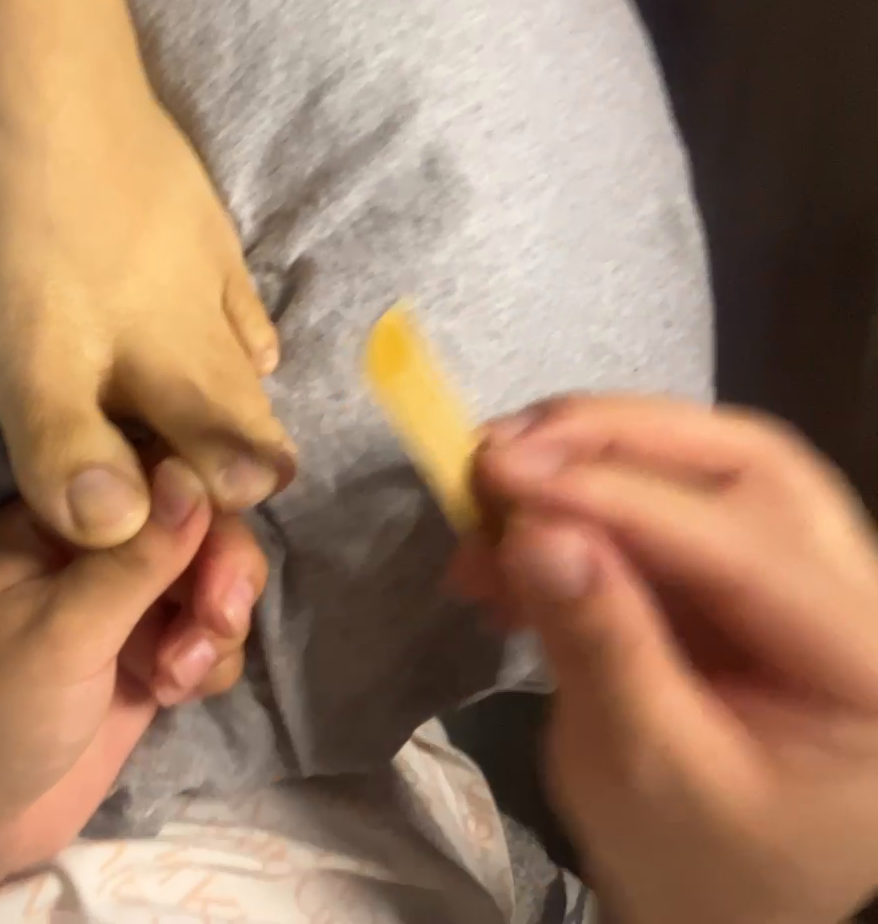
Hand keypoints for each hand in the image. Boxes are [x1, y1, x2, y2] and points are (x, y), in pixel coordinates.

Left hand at [0, 82, 294, 549]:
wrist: (49, 96)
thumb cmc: (33, 243)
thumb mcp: (29, 364)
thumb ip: (71, 453)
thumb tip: (124, 531)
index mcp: (187, 376)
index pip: (246, 465)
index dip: (224, 501)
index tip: (179, 510)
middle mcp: (219, 332)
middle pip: (251, 415)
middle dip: (230, 455)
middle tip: (179, 466)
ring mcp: (218, 269)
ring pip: (244, 355)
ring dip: (223, 394)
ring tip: (182, 412)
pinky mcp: (199, 221)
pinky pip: (232, 295)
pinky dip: (223, 328)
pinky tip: (206, 330)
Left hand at [0, 459, 264, 887]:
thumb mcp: (66, 629)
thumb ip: (136, 559)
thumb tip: (192, 473)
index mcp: (50, 522)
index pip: (144, 477)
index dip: (197, 506)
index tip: (220, 560)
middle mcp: (87, 551)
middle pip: (188, 526)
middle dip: (214, 573)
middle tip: (217, 622)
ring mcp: (117, 603)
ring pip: (204, 581)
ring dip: (211, 625)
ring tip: (176, 676)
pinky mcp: (142, 653)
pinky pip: (203, 633)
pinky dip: (204, 660)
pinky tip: (173, 694)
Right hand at [458, 395, 877, 923]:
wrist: (711, 887)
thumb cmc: (693, 851)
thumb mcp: (641, 762)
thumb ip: (598, 644)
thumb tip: (532, 533)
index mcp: (867, 663)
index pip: (745, 548)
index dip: (616, 496)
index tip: (497, 473)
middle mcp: (847, 597)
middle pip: (742, 463)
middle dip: (606, 436)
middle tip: (495, 447)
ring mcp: (776, 577)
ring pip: (687, 465)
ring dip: (570, 460)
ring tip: (477, 495)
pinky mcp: (706, 575)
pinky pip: (631, 504)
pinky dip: (549, 503)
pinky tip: (492, 548)